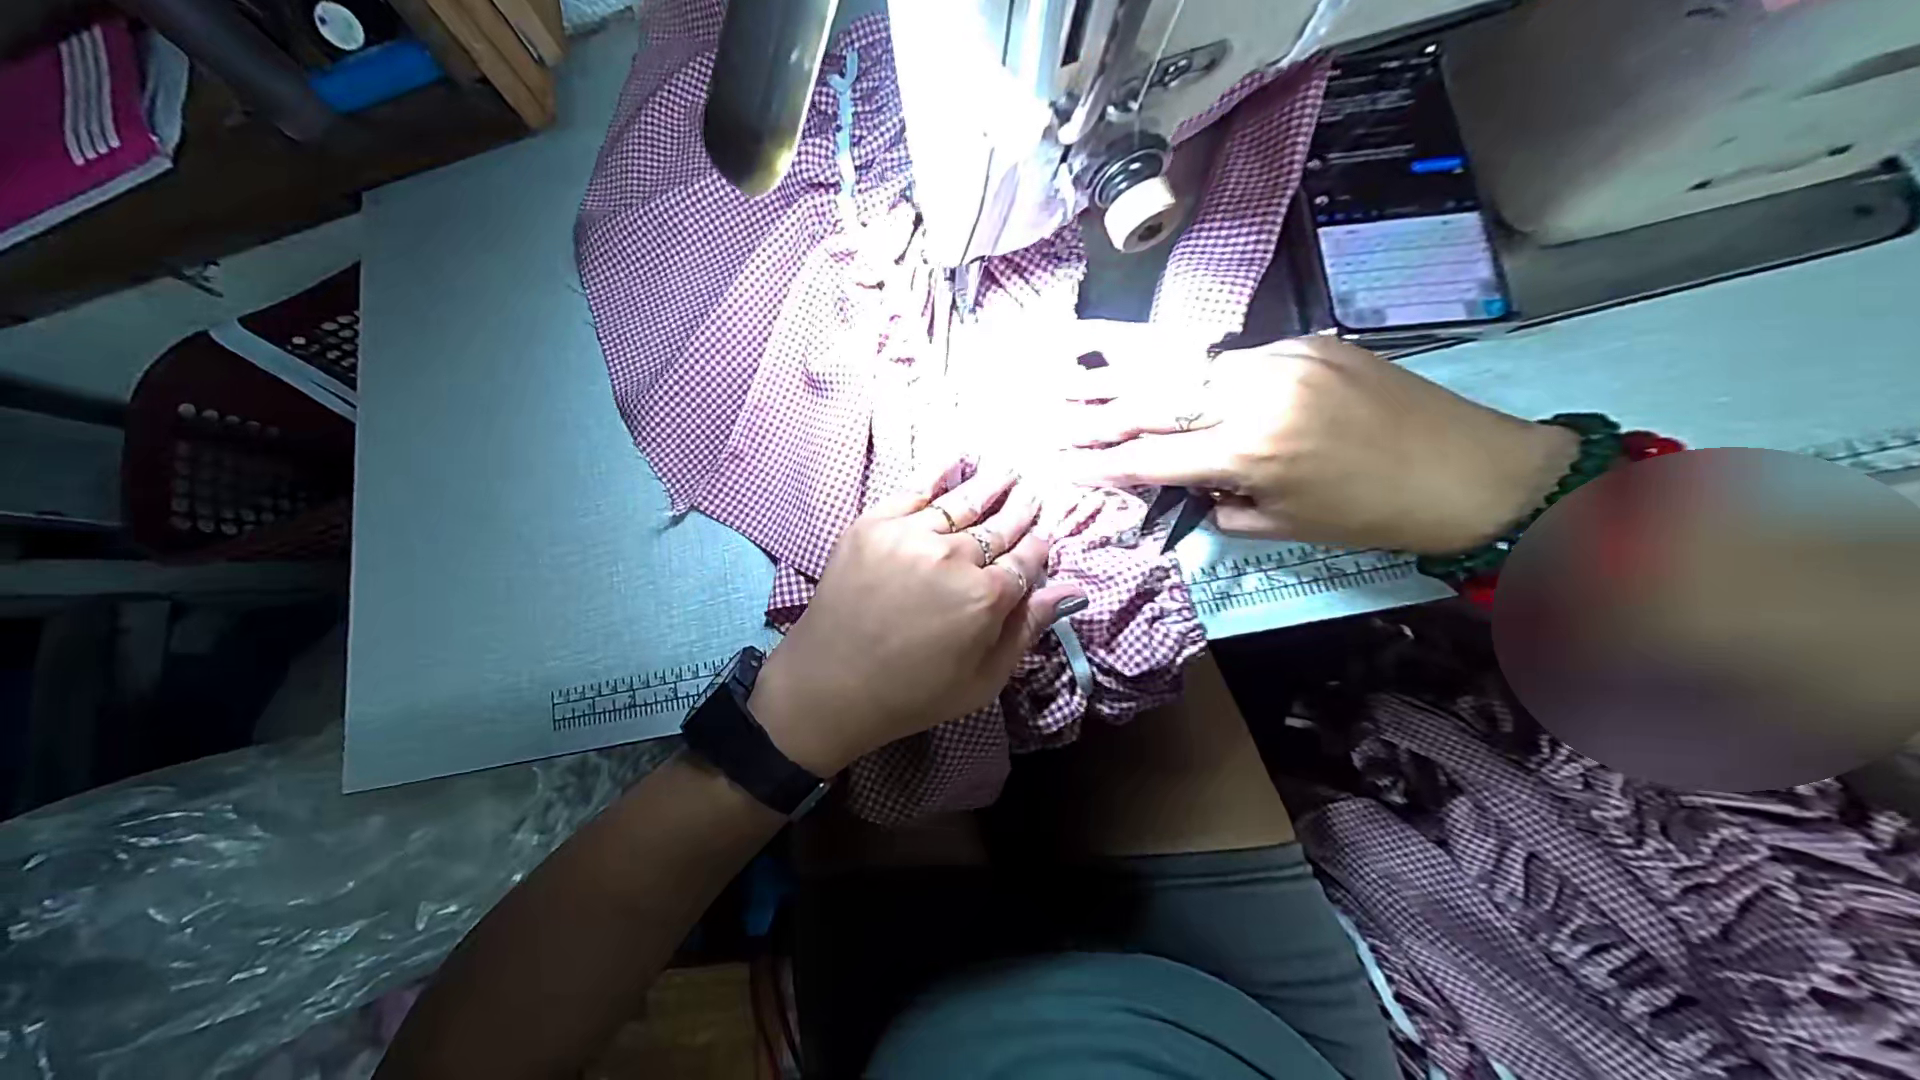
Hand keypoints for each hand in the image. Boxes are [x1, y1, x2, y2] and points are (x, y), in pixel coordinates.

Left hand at [749, 464, 1085, 774]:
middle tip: (1033, 495)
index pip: (1025, 561)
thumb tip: (1072, 590)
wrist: (829, 686)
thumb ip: (1027, 629)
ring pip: (963, 503)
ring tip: (1009, 472)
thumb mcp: (983, 678)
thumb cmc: (913, 693)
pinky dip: (941, 471)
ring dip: (991, 485)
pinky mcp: (874, 524)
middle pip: (998, 528)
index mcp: (986, 597)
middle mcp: (953, 557)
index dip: (1038, 549)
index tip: (1044, 538)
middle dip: (1020, 512)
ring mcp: (910, 534)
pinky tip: (961, 458)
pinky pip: (914, 488)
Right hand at [1061, 334, 1578, 553]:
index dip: (1102, 461)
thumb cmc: (1370, 516)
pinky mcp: (1310, 340)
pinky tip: (1174, 376)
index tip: (1062, 460)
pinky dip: (1201, 373)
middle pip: (1156, 396)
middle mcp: (1259, 395)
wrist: (1473, 470)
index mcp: (1251, 452)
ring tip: (1087, 368)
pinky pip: (1237, 357)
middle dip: (1097, 405)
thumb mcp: (1281, 526)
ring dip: (1138, 375)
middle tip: (1053, 401)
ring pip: (1191, 365)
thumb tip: (1185, 478)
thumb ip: (1218, 499)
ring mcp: (1285, 357)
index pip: (1152, 455)